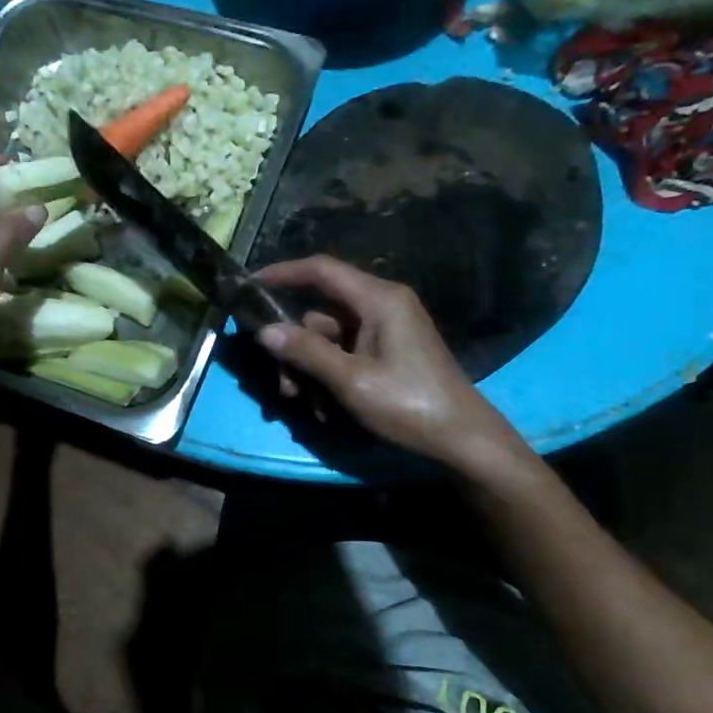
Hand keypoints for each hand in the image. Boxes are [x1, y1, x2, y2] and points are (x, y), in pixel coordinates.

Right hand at [254, 255, 526, 472]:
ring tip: (311, 407)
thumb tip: (264, 331)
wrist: (463, 442)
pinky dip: (330, 379)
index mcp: (379, 300)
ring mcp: (384, 332)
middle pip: (318, 316)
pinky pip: (343, 357)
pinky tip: (330, 411)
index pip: (321, 270)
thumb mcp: (351, 381)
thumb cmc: (410, 405)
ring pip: (326, 341)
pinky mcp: (386, 354)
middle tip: (286, 389)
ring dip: (311, 373)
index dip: (282, 273)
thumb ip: (306, 352)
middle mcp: (381, 307)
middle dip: (295, 351)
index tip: (249, 285)